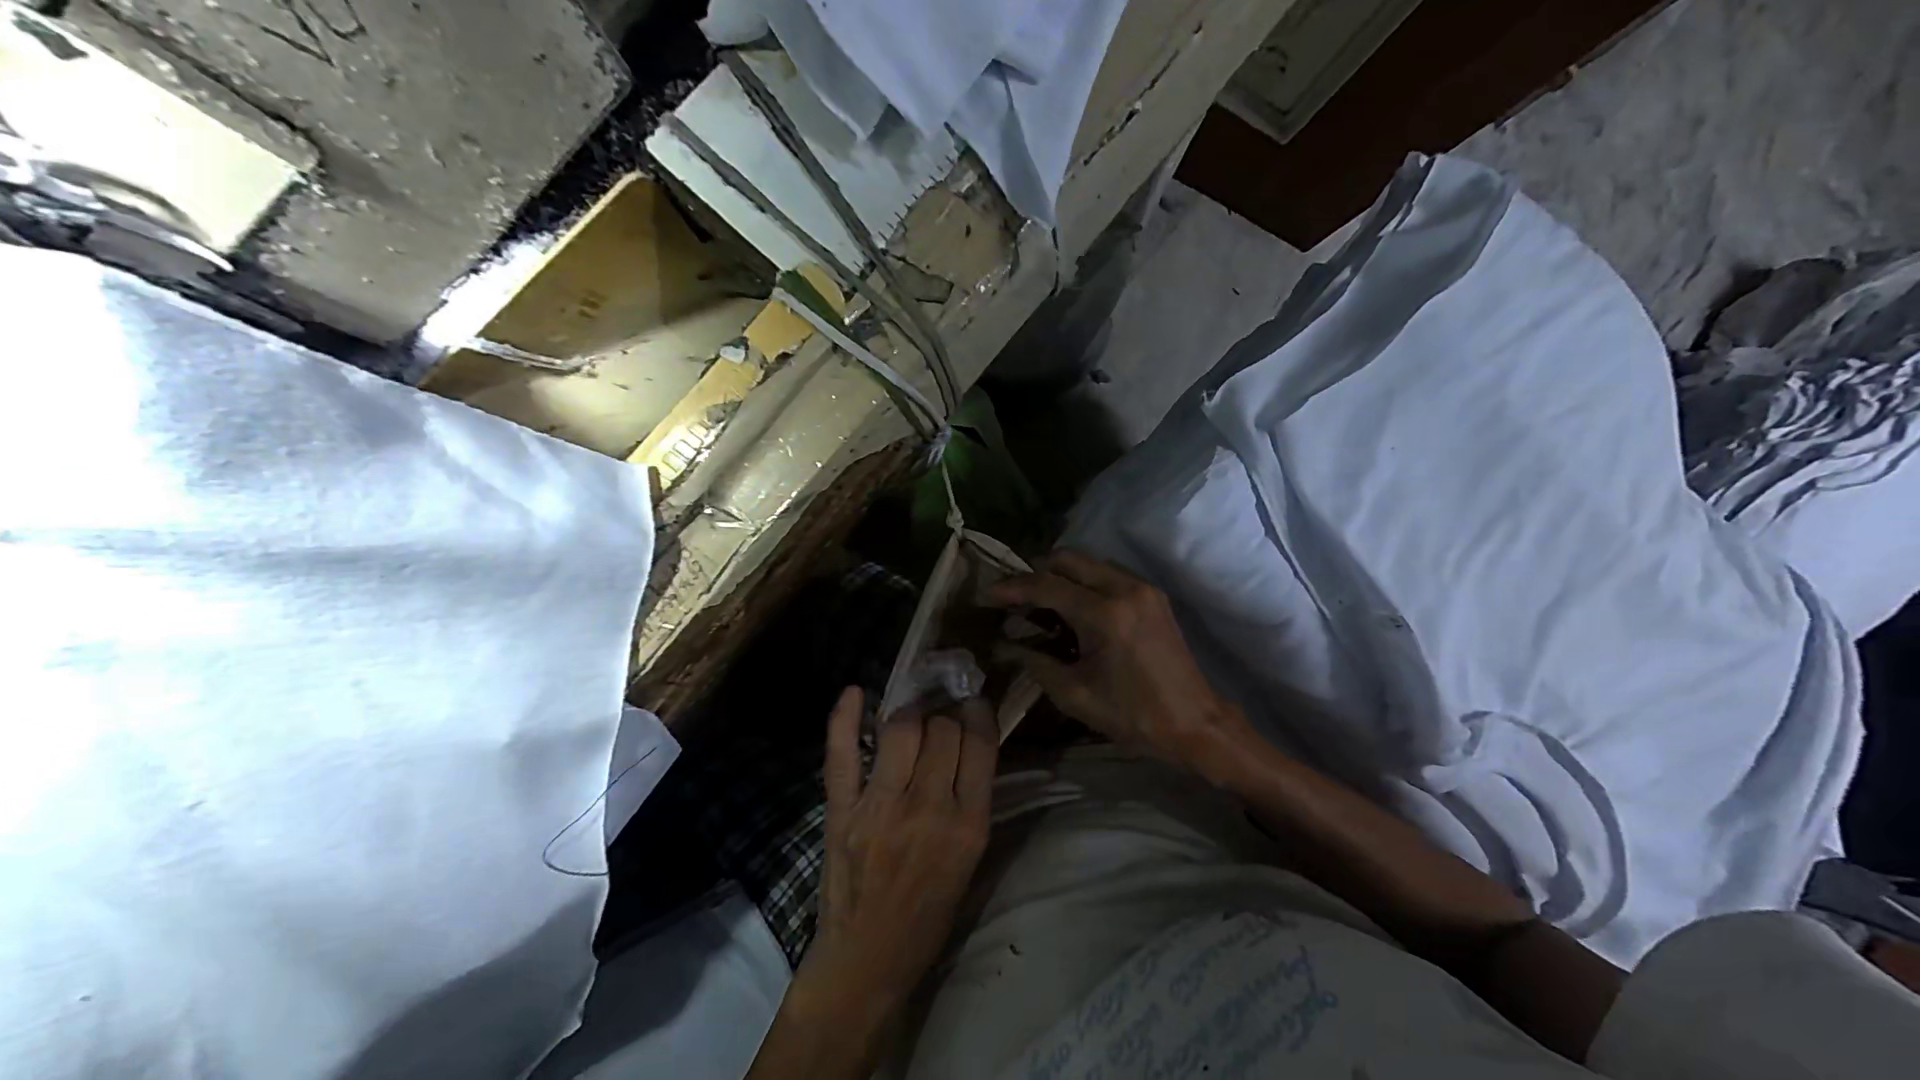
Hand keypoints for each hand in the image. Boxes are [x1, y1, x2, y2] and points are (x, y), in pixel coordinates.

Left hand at [808, 686, 996, 1003]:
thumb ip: (971, 802)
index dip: (977, 714)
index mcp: (968, 826)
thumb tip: (968, 744)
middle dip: (943, 717)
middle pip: (942, 730)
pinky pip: (843, 753)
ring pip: (902, 728)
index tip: (972, 705)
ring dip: (908, 715)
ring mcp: (880, 808)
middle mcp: (928, 810)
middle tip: (938, 722)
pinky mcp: (841, 812)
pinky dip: (845, 718)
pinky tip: (855, 693)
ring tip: (908, 720)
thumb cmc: (928, 916)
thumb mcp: (970, 862)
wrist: (868, 960)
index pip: (980, 744)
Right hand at [986, 550, 1252, 775]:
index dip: (1012, 588)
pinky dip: (1083, 582)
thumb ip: (1035, 661)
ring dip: (1059, 576)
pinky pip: (1107, 573)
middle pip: (1067, 559)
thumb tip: (1002, 645)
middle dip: (1034, 573)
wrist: (1194, 723)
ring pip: (1088, 562)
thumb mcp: (1074, 694)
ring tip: (1038, 604)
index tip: (987, 595)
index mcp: (1106, 615)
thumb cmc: (1133, 715)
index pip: (1047, 585)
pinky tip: (1071, 608)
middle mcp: (1125, 589)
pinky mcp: (1152, 595)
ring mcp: (1143, 588)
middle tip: (1013, 597)